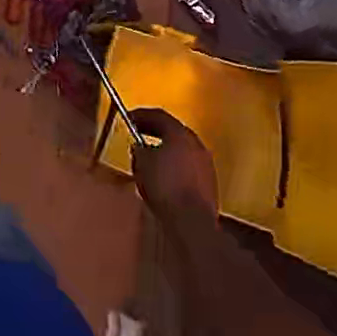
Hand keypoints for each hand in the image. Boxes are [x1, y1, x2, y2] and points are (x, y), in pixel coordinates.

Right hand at [128, 108, 218, 233]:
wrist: (190, 220)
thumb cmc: (163, 185)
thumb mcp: (140, 161)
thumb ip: (138, 148)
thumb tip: (140, 146)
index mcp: (180, 134)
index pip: (159, 115)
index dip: (140, 114)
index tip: (127, 117)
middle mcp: (197, 145)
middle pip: (173, 129)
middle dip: (154, 129)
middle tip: (137, 130)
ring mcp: (206, 164)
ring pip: (182, 147)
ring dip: (165, 145)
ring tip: (147, 152)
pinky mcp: (209, 181)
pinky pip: (188, 162)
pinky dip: (174, 160)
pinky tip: (162, 170)